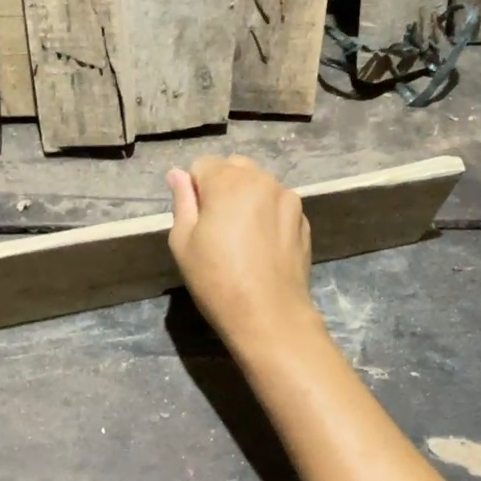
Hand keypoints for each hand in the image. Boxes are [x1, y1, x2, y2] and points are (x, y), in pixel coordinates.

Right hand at [166, 156, 320, 347]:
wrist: (269, 315)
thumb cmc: (216, 280)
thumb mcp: (183, 242)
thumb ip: (182, 201)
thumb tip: (177, 174)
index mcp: (228, 181)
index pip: (202, 165)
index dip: (194, 190)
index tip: (196, 221)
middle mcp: (262, 180)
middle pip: (234, 167)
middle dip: (222, 187)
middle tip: (217, 226)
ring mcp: (288, 198)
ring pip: (258, 184)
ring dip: (246, 198)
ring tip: (242, 238)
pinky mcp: (303, 219)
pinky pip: (277, 205)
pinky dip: (266, 214)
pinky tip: (262, 246)